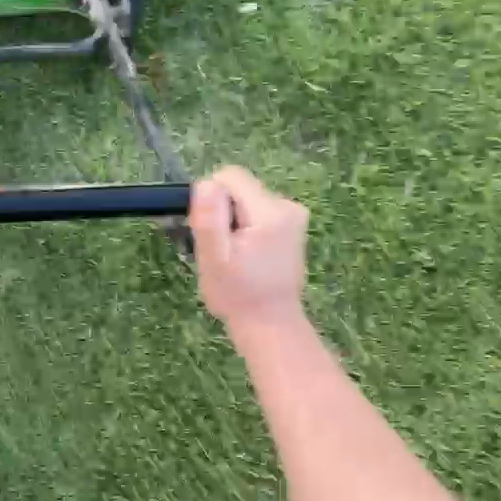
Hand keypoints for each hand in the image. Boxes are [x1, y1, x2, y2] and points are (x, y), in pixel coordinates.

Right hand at [189, 165, 309, 332]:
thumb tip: (206, 183)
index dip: (210, 201)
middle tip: (219, 250)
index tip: (209, 231)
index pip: (229, 177)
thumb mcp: (214, 259)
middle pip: (239, 190)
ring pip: (247, 202)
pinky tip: (246, 257)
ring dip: (233, 224)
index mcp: (269, 211)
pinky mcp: (292, 227)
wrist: (270, 322)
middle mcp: (287, 206)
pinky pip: (258, 214)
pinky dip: (247, 230)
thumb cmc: (237, 294)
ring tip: (233, 256)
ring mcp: (294, 217)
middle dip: (222, 215)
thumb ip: (209, 219)